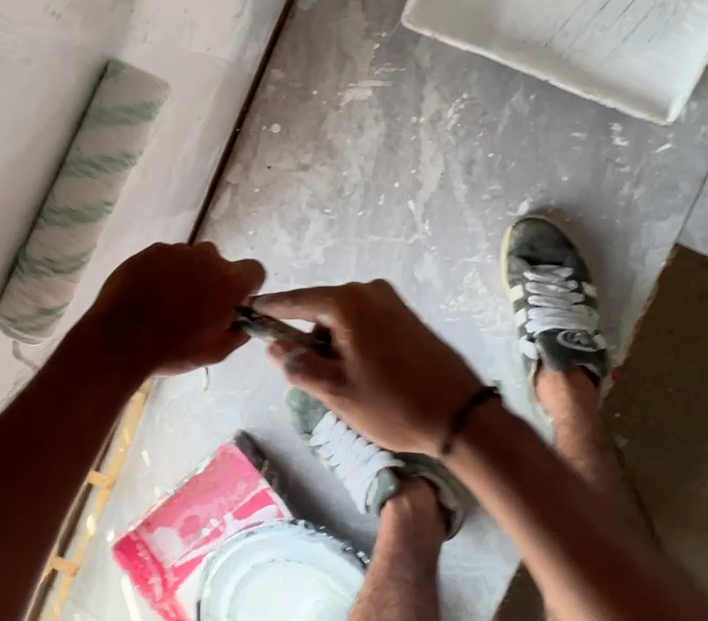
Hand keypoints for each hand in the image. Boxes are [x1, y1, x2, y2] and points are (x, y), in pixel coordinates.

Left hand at [81, 242, 264, 375]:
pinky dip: (162, 272)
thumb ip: (237, 333)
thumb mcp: (215, 352)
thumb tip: (243, 323)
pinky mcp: (149, 251)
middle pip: (219, 263)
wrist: (120, 338)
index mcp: (228, 280)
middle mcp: (205, 257)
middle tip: (196, 306)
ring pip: (190, 260)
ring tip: (167, 302)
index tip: (233, 302)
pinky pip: (165, 258)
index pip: (255, 270)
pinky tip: (149, 294)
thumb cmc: (173, 349)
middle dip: (213, 280)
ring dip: (186, 275)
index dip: (247, 286)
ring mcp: (175, 251)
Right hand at [254, 280, 482, 454]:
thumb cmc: (393, 405)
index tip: (245, 310)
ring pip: (342, 318)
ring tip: (342, 383)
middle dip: (307, 338)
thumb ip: (298, 365)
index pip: (295, 301)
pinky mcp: (406, 314)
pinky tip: (362, 372)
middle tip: (308, 375)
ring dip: (332, 343)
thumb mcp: (336, 392)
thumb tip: (273, 348)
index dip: (269, 308)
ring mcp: (390, 300)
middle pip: (319, 309)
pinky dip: (352, 341)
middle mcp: (367, 291)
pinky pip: (363, 321)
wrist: (462, 416)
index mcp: (346, 303)